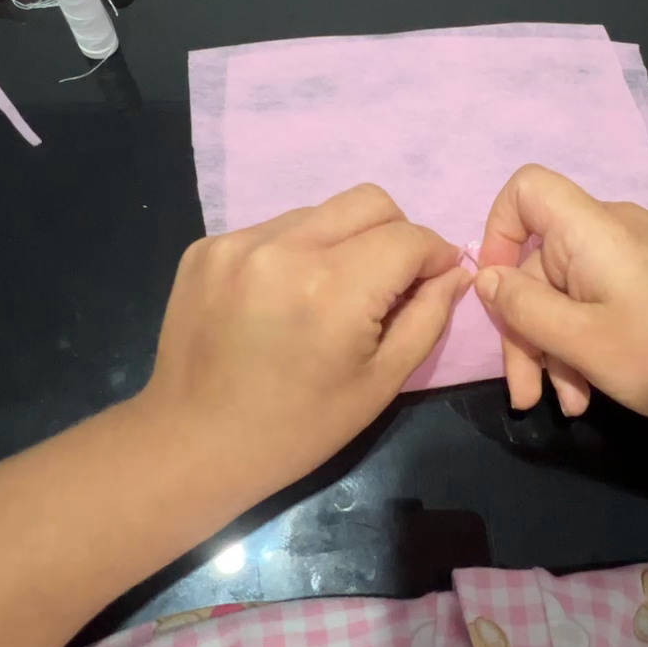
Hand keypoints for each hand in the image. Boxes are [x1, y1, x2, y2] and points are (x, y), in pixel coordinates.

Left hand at [142, 184, 468, 498]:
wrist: (192, 445)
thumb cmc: (298, 427)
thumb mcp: (381, 382)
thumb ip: (428, 316)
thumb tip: (455, 270)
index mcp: (332, 288)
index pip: (408, 238)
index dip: (434, 254)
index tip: (435, 278)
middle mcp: (284, 248)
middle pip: (369, 201)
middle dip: (396, 233)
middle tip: (389, 280)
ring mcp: (237, 242)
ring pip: (322, 211)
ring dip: (343, 241)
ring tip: (328, 292)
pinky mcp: (207, 246)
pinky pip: (276, 227)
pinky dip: (297, 250)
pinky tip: (283, 296)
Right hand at [474, 164, 647, 430]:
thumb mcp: (583, 342)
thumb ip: (524, 307)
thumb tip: (486, 276)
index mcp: (592, 229)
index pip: (526, 189)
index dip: (498, 233)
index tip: (501, 295)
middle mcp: (614, 227)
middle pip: (543, 261)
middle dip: (528, 329)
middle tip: (528, 395)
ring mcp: (640, 252)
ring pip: (572, 288)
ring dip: (559, 346)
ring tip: (572, 404)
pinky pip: (603, 296)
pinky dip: (589, 338)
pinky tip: (595, 387)